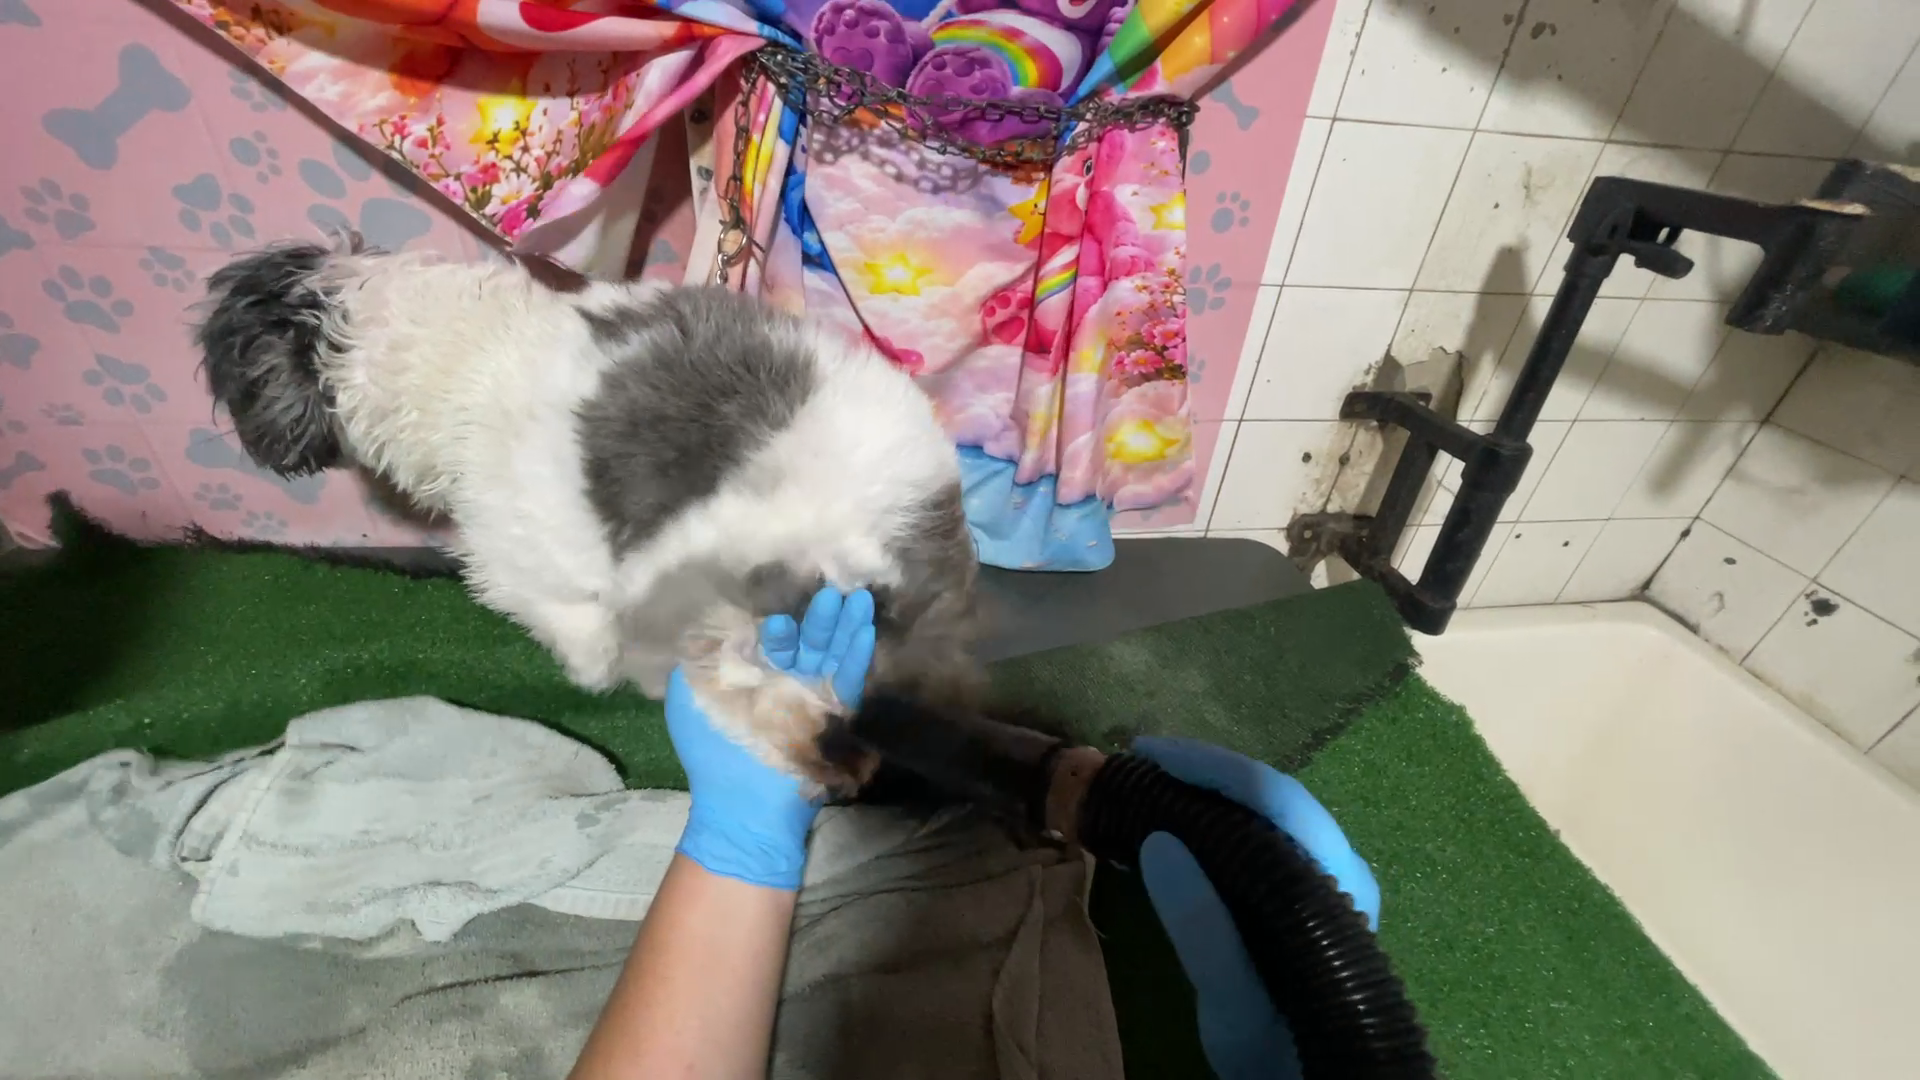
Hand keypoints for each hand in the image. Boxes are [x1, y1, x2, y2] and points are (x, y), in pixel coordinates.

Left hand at [666, 587, 876, 890]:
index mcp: (757, 673)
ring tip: (859, 597)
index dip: (780, 621)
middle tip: (833, 587)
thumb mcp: (691, 695)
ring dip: (846, 626)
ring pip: (834, 653)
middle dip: (821, 615)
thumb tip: (716, 617)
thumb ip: (701, 655)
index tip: (782, 607)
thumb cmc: (712, 749)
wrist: (742, 806)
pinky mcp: (834, 714)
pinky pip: (849, 680)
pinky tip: (866, 631)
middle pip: (811, 640)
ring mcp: (814, 696)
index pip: (775, 637)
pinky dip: (858, 656)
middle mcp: (788, 680)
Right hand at [1132, 736, 1379, 1079]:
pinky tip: (1180, 808)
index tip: (1146, 754)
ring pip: (1264, 802)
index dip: (1209, 766)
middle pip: (1270, 791)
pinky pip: (1258, 824)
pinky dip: (1214, 806)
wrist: (1310, 1077)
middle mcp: (1338, 866)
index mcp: (1333, 889)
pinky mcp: (1304, 882)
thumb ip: (1205, 935)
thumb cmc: (1274, 1050)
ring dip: (1207, 782)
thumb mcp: (1235, 1010)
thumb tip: (1158, 842)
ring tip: (1153, 775)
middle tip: (1142, 757)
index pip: (1275, 798)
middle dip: (1203, 765)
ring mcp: (1325, 871)